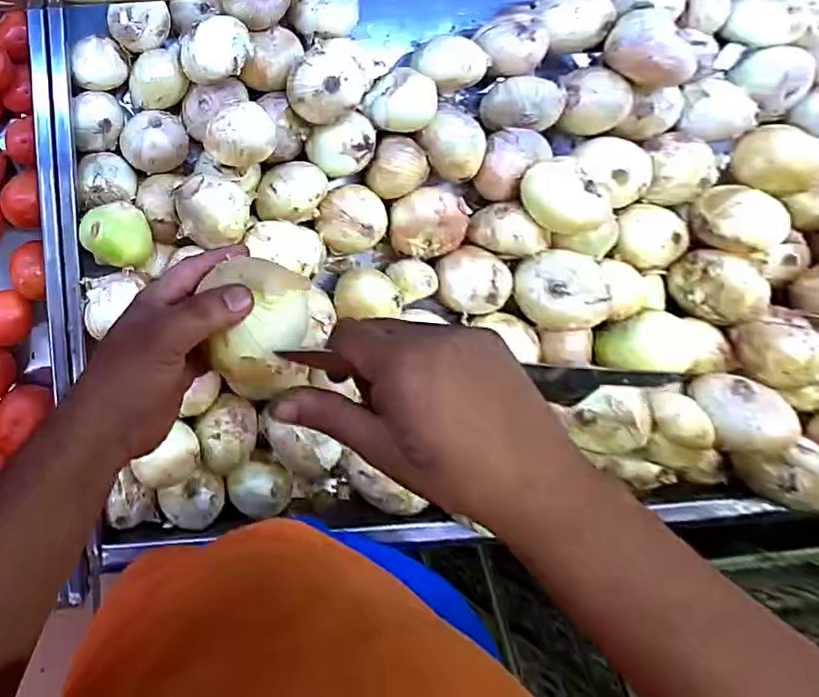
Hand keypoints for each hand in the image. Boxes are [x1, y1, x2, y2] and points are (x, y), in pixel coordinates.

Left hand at [70, 247, 253, 462]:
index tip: (249, 252)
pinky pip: (211, 355)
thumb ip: (202, 312)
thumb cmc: (130, 377)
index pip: (192, 269)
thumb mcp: (165, 337)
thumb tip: (244, 292)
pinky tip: (253, 352)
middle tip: (268, 285)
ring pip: (210, 326)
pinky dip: (230, 352)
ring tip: (269, 315)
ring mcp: (173, 347)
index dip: (217, 258)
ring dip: (235, 320)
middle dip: (232, 286)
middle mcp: (166, 318)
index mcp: (157, 300)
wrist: (106, 430)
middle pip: (204, 295)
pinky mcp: (181, 373)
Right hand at [273, 319, 593, 527]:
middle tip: (380, 404)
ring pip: (407, 333)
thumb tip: (276, 406)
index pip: (345, 335)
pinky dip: (431, 356)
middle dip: (366, 359)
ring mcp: (462, 335)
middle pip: (375, 332)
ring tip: (418, 403)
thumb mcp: (382, 449)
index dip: (332, 356)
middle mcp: (429, 335)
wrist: (541, 486)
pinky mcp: (489, 340)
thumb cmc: (452, 474)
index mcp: (399, 362)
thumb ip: (328, 416)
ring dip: (398, 357)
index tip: (333, 382)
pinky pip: (441, 336)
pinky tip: (449, 395)